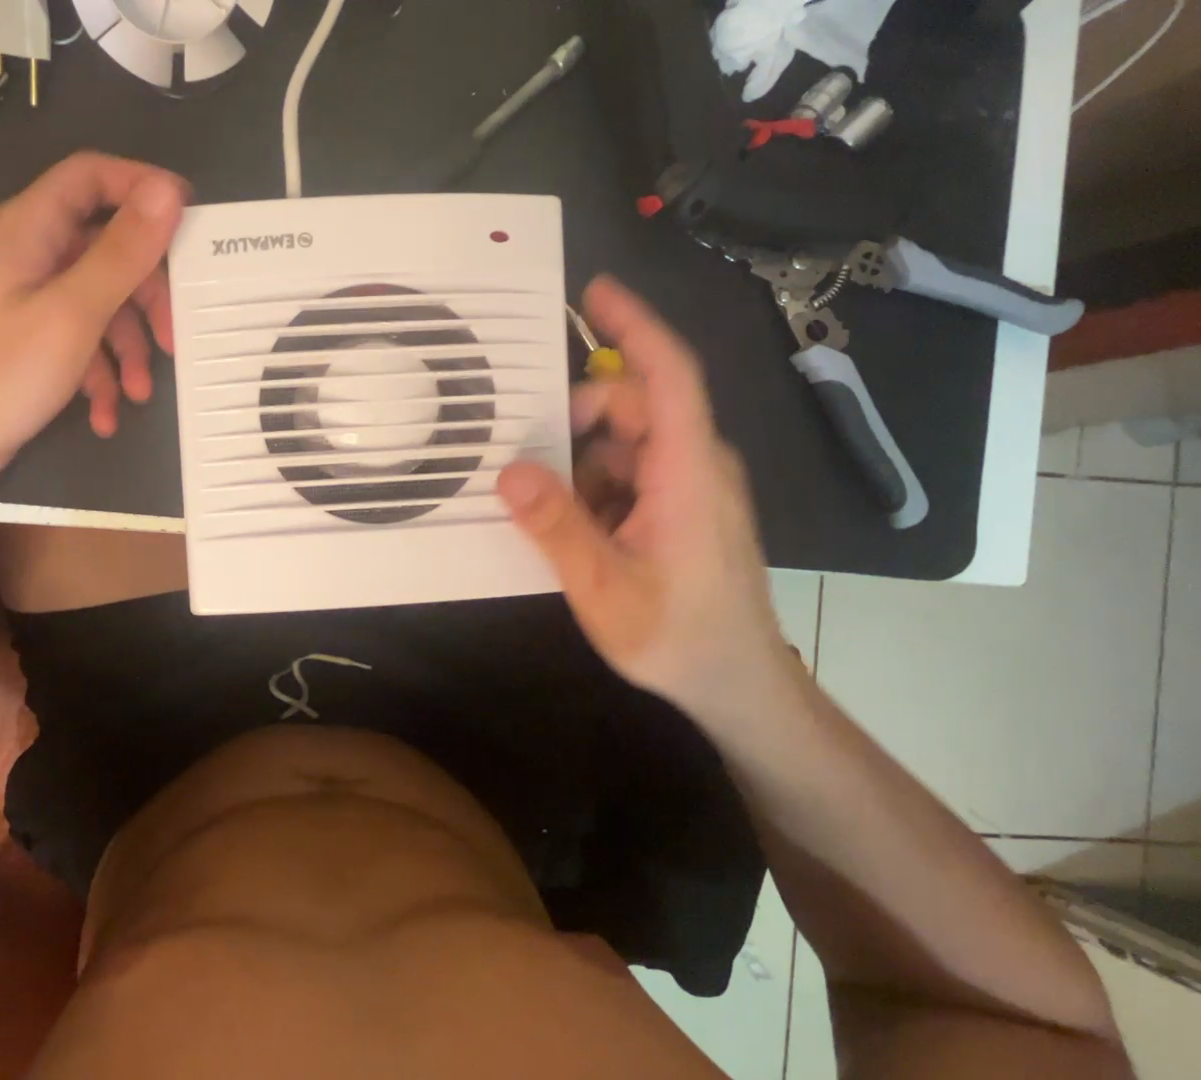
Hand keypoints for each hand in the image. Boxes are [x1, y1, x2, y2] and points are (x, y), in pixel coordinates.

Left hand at [0, 152, 188, 479]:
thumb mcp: (73, 313)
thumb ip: (122, 253)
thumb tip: (168, 191)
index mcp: (29, 228)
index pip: (92, 177)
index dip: (143, 188)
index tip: (190, 222)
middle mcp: (29, 254)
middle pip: (106, 249)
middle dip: (145, 297)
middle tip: (172, 337)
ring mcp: (27, 299)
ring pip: (99, 303)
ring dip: (125, 349)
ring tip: (138, 394)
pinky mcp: (29, 340)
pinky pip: (79, 341)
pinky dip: (98, 375)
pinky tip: (106, 414)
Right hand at [496, 276, 796, 720]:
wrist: (736, 684)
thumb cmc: (678, 638)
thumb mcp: (605, 588)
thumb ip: (558, 527)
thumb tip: (509, 471)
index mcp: (688, 473)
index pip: (668, 377)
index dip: (634, 327)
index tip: (593, 291)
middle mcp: (696, 466)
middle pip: (636, 406)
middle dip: (577, 416)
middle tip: (522, 449)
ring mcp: (691, 488)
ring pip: (628, 442)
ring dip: (580, 460)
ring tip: (540, 503)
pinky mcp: (682, 509)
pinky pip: (632, 473)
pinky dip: (594, 484)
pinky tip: (568, 525)